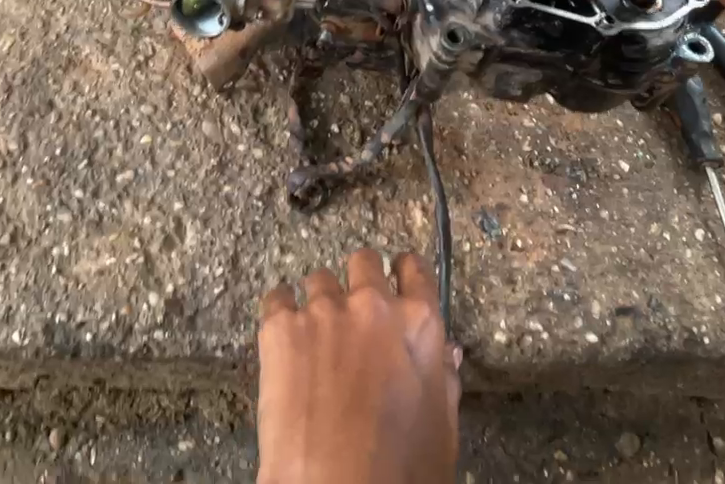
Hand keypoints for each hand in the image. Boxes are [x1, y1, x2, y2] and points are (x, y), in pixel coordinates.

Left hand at [256, 250, 460, 483]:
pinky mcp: (280, 325)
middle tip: (354, 308)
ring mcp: (322, 310)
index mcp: (418, 324)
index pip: (414, 270)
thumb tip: (446, 351)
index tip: (397, 278)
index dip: (405, 272)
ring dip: (320, 300)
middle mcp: (371, 303)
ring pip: (319, 278)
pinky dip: (281, 311)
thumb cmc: (400, 471)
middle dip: (360, 278)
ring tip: (315, 334)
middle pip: (363, 261)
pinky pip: (277, 296)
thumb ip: (444, 380)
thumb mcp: (442, 431)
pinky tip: (283, 337)